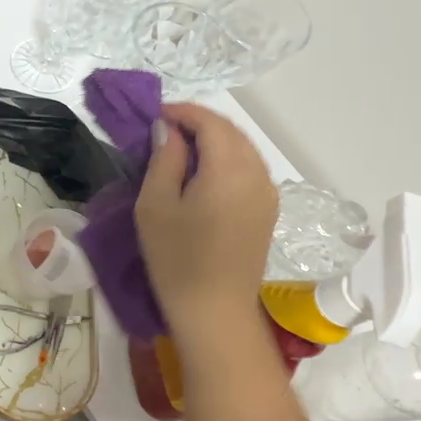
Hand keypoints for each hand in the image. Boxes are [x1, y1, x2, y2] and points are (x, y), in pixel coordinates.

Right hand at [135, 103, 278, 333]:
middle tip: (162, 130)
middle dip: (198, 123)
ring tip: (178, 150)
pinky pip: (248, 169)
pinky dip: (224, 159)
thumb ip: (164, 160)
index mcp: (228, 169)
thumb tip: (167, 130)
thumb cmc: (175, 256)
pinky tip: (200, 174)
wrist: (213, 308)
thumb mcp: (155, 204)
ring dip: (213, 140)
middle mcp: (257, 174)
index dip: (182, 112)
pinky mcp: (267, 210)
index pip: (211, 122)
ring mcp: (267, 193)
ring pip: (243, 149)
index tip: (153, 115)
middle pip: (231, 132)